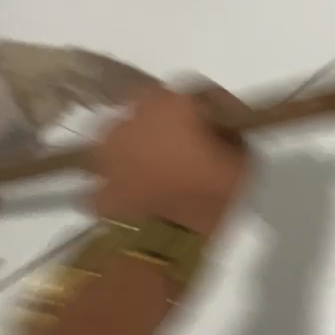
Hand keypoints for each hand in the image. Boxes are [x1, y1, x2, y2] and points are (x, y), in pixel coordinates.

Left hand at [89, 86, 249, 234]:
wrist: (157, 245)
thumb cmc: (208, 193)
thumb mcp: (242, 159)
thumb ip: (232, 135)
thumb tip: (224, 133)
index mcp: (173, 105)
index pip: (200, 89)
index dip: (217, 104)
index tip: (230, 123)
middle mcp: (133, 119)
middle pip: (155, 106)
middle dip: (172, 118)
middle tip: (192, 141)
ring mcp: (105, 152)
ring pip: (129, 135)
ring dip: (144, 143)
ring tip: (165, 166)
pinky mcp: (92, 182)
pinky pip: (115, 168)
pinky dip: (127, 174)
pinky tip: (146, 190)